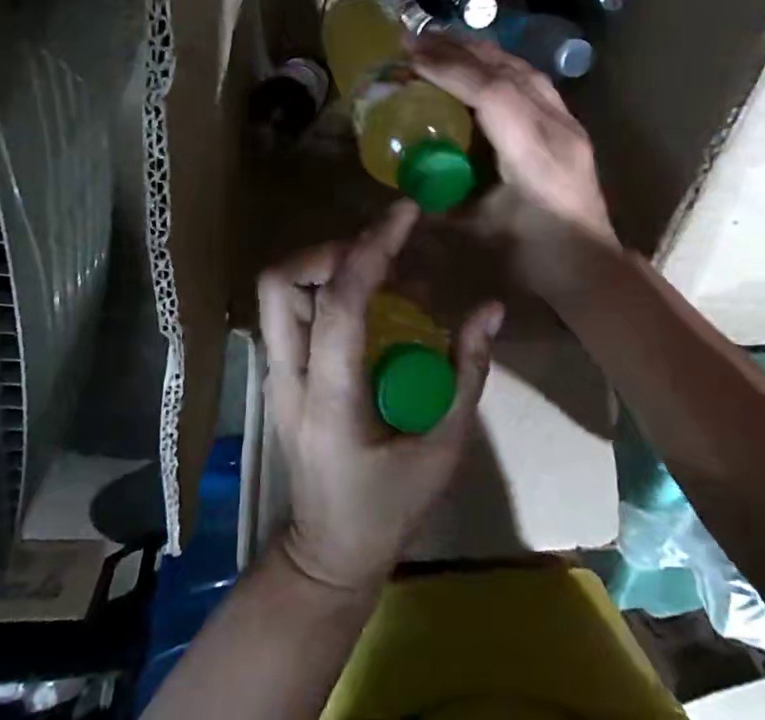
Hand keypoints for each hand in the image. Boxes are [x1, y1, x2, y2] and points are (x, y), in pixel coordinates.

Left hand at [257, 200, 503, 592]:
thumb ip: (465, 374)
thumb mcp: (442, 450)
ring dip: (323, 266)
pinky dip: (321, 288)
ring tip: (378, 271)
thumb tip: (489, 310)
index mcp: (330, 398)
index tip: (404, 214)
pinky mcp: (278, 374)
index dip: (371, 249)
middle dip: (330, 250)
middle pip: (279, 282)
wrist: (327, 550)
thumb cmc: (387, 509)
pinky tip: (365, 301)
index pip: (338, 303)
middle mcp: (288, 375)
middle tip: (382, 251)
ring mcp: (275, 374)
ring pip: (276, 292)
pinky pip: (288, 311)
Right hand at [409, 33, 622, 295]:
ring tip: (440, 42)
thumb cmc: (534, 257)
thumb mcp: (478, 231)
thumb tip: (402, 177)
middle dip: (458, 49)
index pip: (492, 93)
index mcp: (535, 154)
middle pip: (508, 70)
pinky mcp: (569, 127)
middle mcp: (556, 128)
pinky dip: (498, 66)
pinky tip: (477, 65)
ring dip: (479, 52)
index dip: (449, 69)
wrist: (591, 267)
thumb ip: (440, 198)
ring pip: (523, 70)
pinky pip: (532, 82)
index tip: (409, 55)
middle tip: (414, 37)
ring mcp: (568, 124)